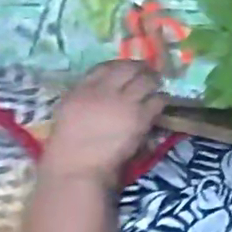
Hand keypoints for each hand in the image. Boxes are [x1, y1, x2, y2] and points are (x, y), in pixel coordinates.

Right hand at [41, 60, 165, 187]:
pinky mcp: (142, 116)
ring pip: (149, 81)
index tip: (129, 70)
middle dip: (143, 70)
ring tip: (156, 88)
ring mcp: (125, 103)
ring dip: (155, 83)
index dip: (122, 65)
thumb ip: (90, 96)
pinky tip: (158, 105)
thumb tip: (113, 84)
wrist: (79, 166)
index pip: (105, 67)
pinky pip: (160, 99)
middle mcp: (103, 93)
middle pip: (131, 69)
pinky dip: (161, 100)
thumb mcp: (71, 111)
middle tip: (150, 75)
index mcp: (80, 91)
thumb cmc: (70, 144)